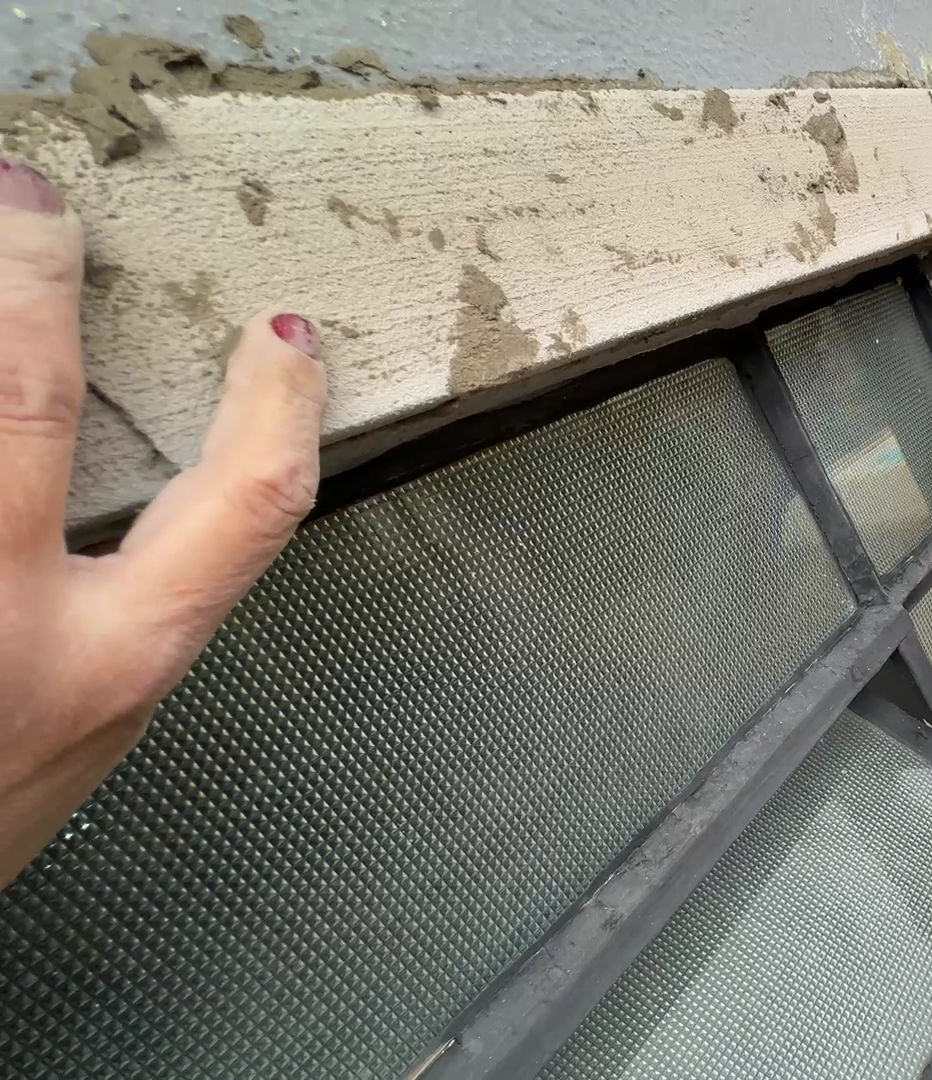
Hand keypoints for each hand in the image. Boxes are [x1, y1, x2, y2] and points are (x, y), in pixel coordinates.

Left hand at [0, 159, 326, 886]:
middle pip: (23, 409)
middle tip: (24, 200)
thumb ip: (127, 612)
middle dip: (28, 290)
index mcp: (115, 655)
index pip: (246, 502)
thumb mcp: (98, 710)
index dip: (275, 408)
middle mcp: (6, 620)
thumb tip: (148, 513)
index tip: (281, 339)